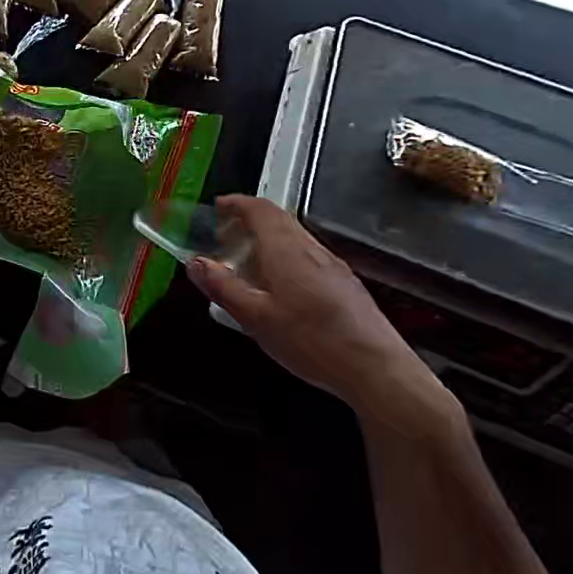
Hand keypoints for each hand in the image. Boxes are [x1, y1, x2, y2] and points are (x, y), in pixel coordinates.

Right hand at [186, 196, 453, 427]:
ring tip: (246, 263)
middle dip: (248, 220)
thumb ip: (222, 287)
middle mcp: (311, 249)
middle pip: (278, 219)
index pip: (260, 209)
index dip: (236, 203)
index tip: (218, 206)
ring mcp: (332, 265)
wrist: (377, 370)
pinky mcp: (344, 284)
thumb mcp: (255, 318)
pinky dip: (283, 256)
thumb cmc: (312, 341)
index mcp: (286, 250)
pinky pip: (307, 255)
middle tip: (225, 237)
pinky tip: (278, 287)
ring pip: (294, 237)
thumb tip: (195, 262)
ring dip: (266, 239)